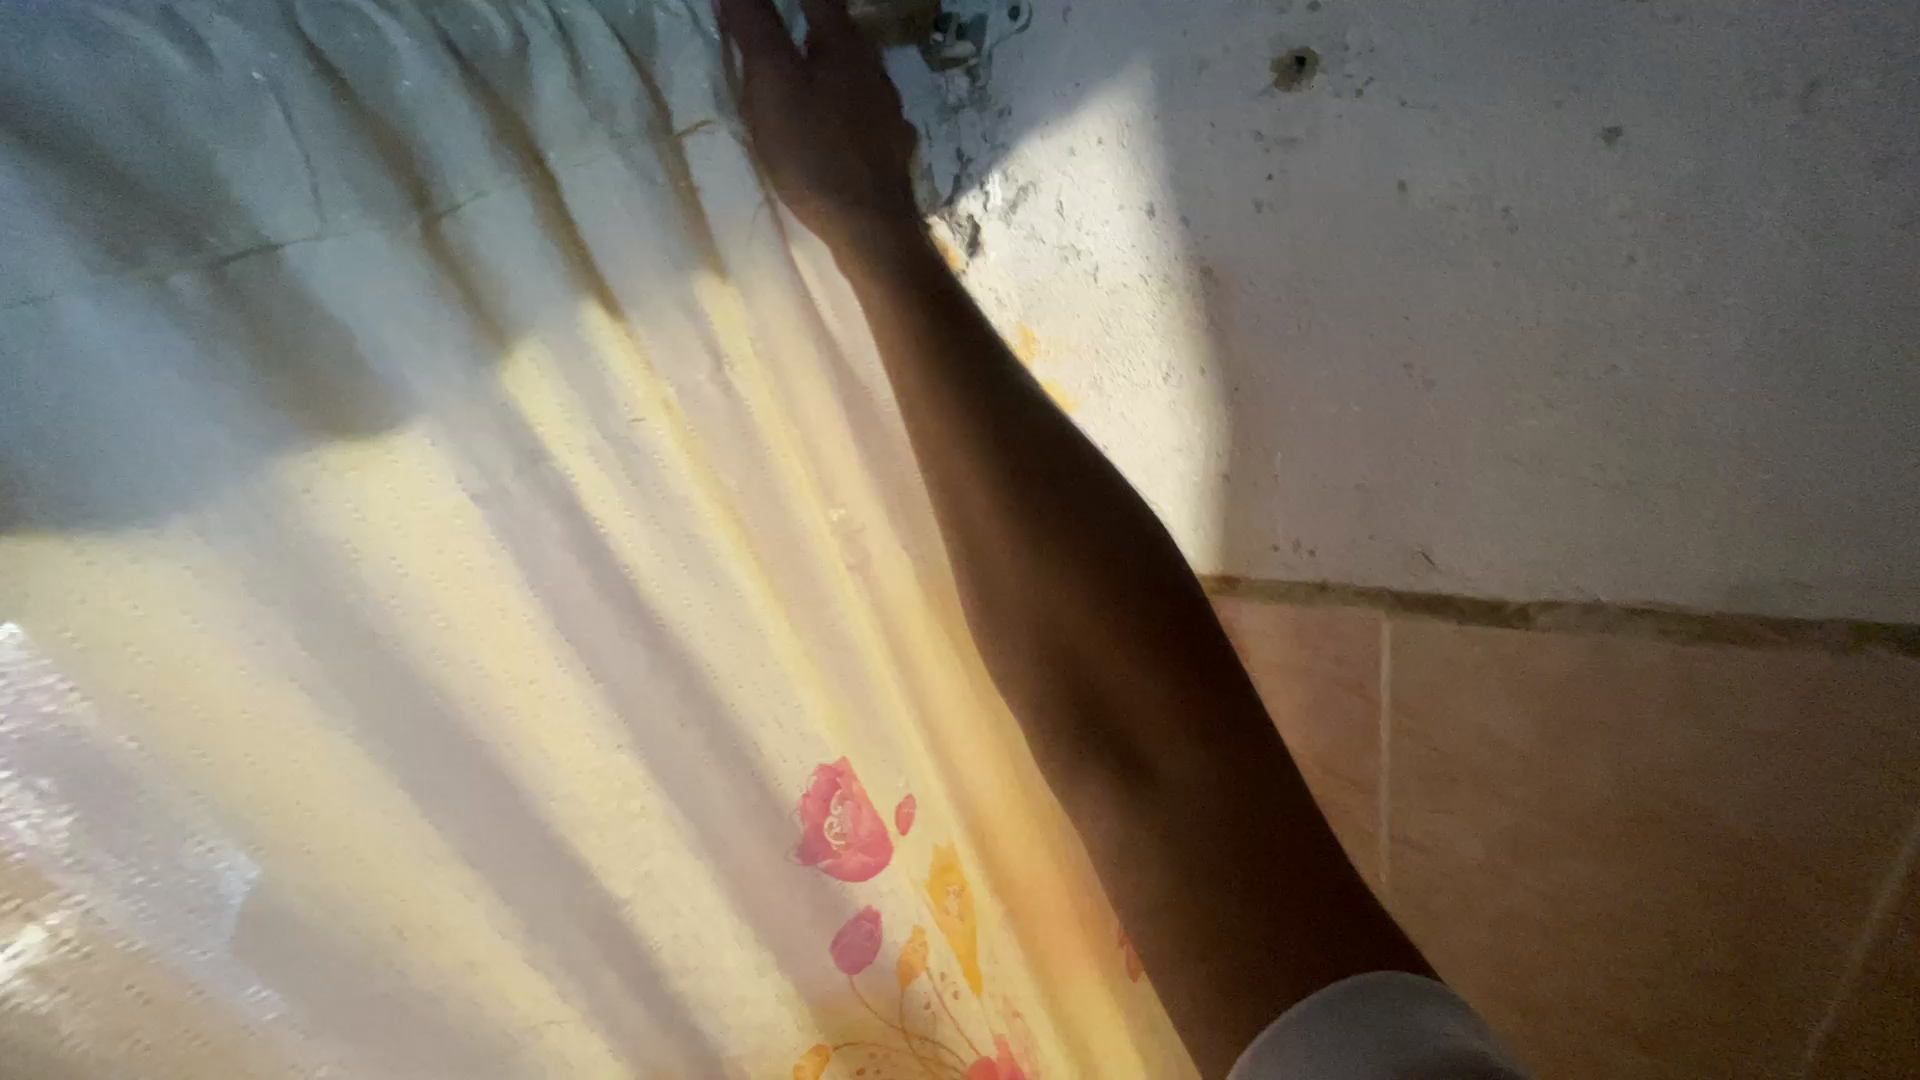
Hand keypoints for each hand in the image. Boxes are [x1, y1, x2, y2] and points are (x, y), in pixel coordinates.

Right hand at [716, 0, 923, 253]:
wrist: (872, 229)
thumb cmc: (816, 154)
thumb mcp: (773, 84)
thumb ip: (755, 26)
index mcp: (844, 43)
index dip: (795, 0)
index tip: (770, 10)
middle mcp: (876, 71)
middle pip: (844, 34)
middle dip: (817, 28)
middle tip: (791, 33)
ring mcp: (892, 114)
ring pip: (861, 78)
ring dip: (838, 73)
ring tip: (814, 81)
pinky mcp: (896, 153)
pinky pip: (872, 120)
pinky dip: (854, 116)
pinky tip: (847, 131)